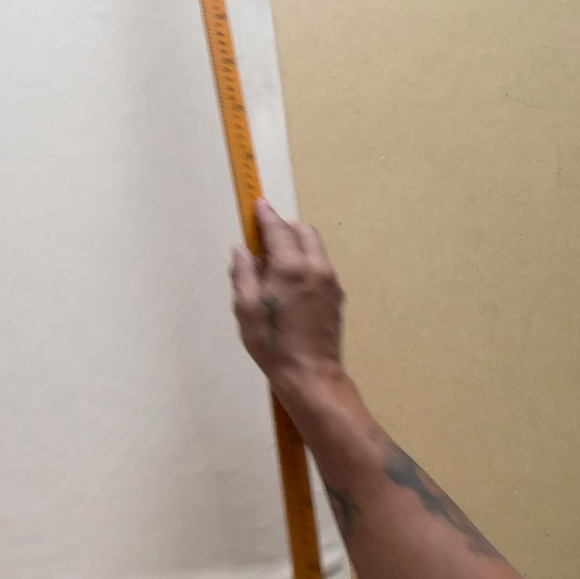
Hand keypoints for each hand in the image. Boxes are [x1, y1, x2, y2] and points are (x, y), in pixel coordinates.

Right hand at [229, 200, 345, 402]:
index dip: (265, 215)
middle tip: (262, 239)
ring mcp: (330, 281)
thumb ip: (243, 273)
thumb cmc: (272, 343)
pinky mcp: (336, 295)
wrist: (310, 374)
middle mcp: (316, 267)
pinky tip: (289, 282)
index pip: (277, 229)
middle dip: (283, 228)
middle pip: (302, 231)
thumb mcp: (245, 308)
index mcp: (291, 267)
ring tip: (273, 264)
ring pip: (314, 247)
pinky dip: (304, 261)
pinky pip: (319, 265)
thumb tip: (243, 250)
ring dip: (295, 244)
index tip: (257, 204)